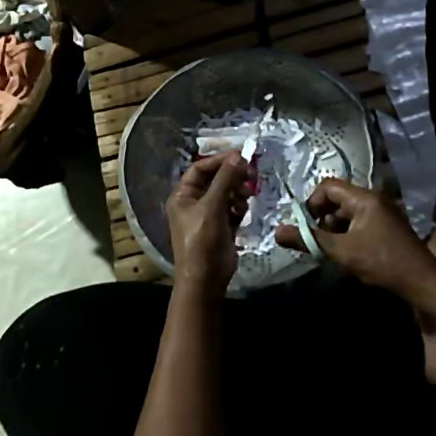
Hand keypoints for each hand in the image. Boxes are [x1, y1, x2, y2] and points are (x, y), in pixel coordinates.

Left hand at [167, 151, 249, 290]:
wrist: (206, 278)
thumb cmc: (202, 240)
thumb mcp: (212, 207)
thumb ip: (225, 180)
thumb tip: (239, 156)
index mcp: (183, 195)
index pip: (200, 168)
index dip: (220, 160)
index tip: (241, 156)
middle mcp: (194, 202)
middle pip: (216, 179)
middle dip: (233, 176)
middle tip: (252, 174)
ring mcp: (208, 214)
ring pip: (227, 192)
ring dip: (238, 191)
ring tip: (247, 196)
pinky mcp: (222, 226)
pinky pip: (233, 207)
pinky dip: (239, 206)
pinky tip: (243, 212)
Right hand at [274, 179, 435, 294]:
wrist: (421, 281)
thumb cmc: (381, 262)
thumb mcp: (341, 251)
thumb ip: (309, 240)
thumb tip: (277, 232)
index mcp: (364, 198)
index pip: (328, 186)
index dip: (312, 203)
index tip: (306, 225)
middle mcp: (374, 198)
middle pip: (337, 199)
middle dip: (323, 219)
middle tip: (319, 241)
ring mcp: (382, 212)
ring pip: (347, 212)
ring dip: (335, 228)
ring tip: (332, 250)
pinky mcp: (386, 225)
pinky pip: (359, 221)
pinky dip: (348, 233)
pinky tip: (348, 254)